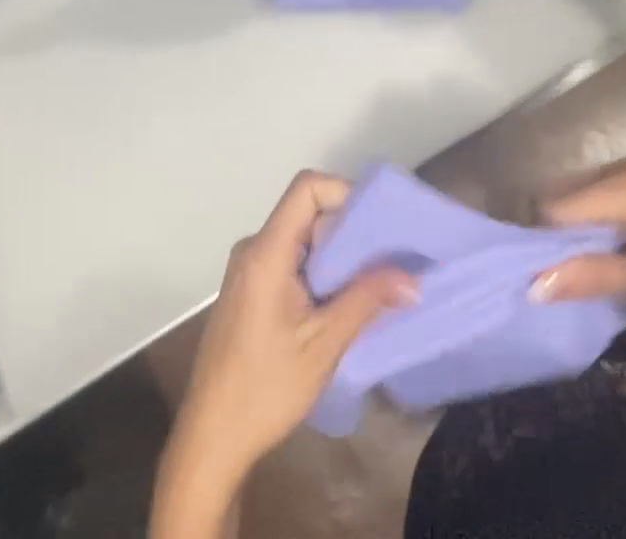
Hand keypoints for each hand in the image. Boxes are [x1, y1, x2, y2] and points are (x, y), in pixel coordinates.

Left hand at [169, 170, 418, 480]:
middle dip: (351, 230)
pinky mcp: (250, 291)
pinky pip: (291, 261)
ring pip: (302, 239)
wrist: (212, 437)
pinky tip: (345, 302)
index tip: (380, 227)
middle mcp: (253, 250)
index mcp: (266, 253)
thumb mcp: (324, 343)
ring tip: (376, 283)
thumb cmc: (265, 388)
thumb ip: (367, 300)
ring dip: (339, 256)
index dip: (346, 193)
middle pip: (308, 212)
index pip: (307, 188)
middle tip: (391, 259)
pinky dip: (321, 272)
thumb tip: (413, 277)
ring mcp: (248, 270)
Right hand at [530, 163, 625, 315]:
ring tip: (575, 279)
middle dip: (549, 242)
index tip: (534, 283)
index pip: (551, 209)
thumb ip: (602, 277)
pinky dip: (592, 233)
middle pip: (560, 201)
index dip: (537, 245)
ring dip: (570, 241)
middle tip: (553, 286)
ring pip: (578, 204)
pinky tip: (604, 263)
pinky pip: (599, 205)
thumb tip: (534, 285)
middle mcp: (624, 170)